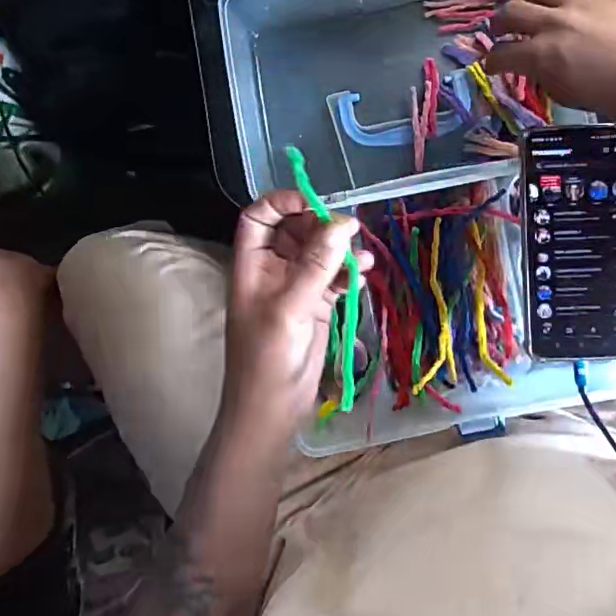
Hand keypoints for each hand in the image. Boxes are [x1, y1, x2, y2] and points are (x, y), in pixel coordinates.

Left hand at [224, 191, 372, 436]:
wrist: (272, 413)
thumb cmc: (268, 361)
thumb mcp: (290, 309)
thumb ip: (316, 265)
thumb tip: (341, 224)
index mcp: (252, 265)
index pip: (259, 216)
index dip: (283, 202)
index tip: (316, 204)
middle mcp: (272, 270)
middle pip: (295, 229)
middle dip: (322, 225)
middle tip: (350, 231)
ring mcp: (295, 288)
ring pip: (319, 252)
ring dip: (341, 249)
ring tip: (362, 258)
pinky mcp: (316, 305)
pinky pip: (333, 277)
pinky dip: (348, 272)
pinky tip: (363, 275)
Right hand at [487, 0, 615, 118]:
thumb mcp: (572, 96)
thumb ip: (547, 78)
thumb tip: (537, 69)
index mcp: (544, 55)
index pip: (503, 54)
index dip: (493, 61)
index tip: (493, 65)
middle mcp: (555, 23)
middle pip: (511, 12)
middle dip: (500, 24)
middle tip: (502, 31)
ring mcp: (581, 1)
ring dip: (532, 0)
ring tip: (536, 9)